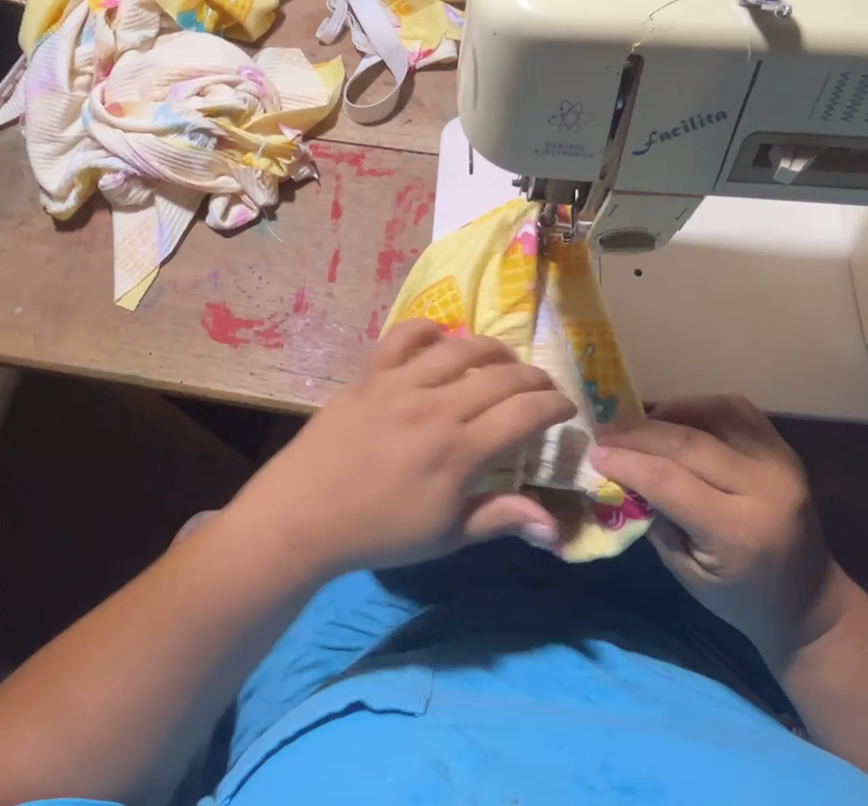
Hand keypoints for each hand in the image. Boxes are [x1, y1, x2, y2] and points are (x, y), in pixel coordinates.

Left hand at [225, 319, 575, 579]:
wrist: (302, 517)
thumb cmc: (379, 532)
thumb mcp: (444, 536)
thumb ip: (500, 519)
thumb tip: (556, 527)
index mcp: (458, 451)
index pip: (525, 414)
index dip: (554, 406)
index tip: (566, 409)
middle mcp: (434, 408)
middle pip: (500, 376)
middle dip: (532, 378)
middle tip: (542, 387)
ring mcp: (398, 385)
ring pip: (458, 349)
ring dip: (491, 349)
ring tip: (504, 360)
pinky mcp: (368, 375)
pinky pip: (402, 337)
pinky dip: (428, 330)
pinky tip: (442, 339)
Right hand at [592, 396, 851, 660]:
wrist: (807, 600)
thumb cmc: (738, 597)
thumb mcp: (684, 570)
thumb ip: (652, 518)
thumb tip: (616, 474)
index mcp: (739, 531)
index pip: (670, 480)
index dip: (626, 462)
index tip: (593, 453)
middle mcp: (765, 488)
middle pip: (688, 442)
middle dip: (637, 433)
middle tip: (602, 432)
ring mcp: (780, 463)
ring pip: (714, 413)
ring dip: (668, 412)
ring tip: (636, 424)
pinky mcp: (784, 449)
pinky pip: (736, 411)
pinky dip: (698, 407)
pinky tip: (674, 419)